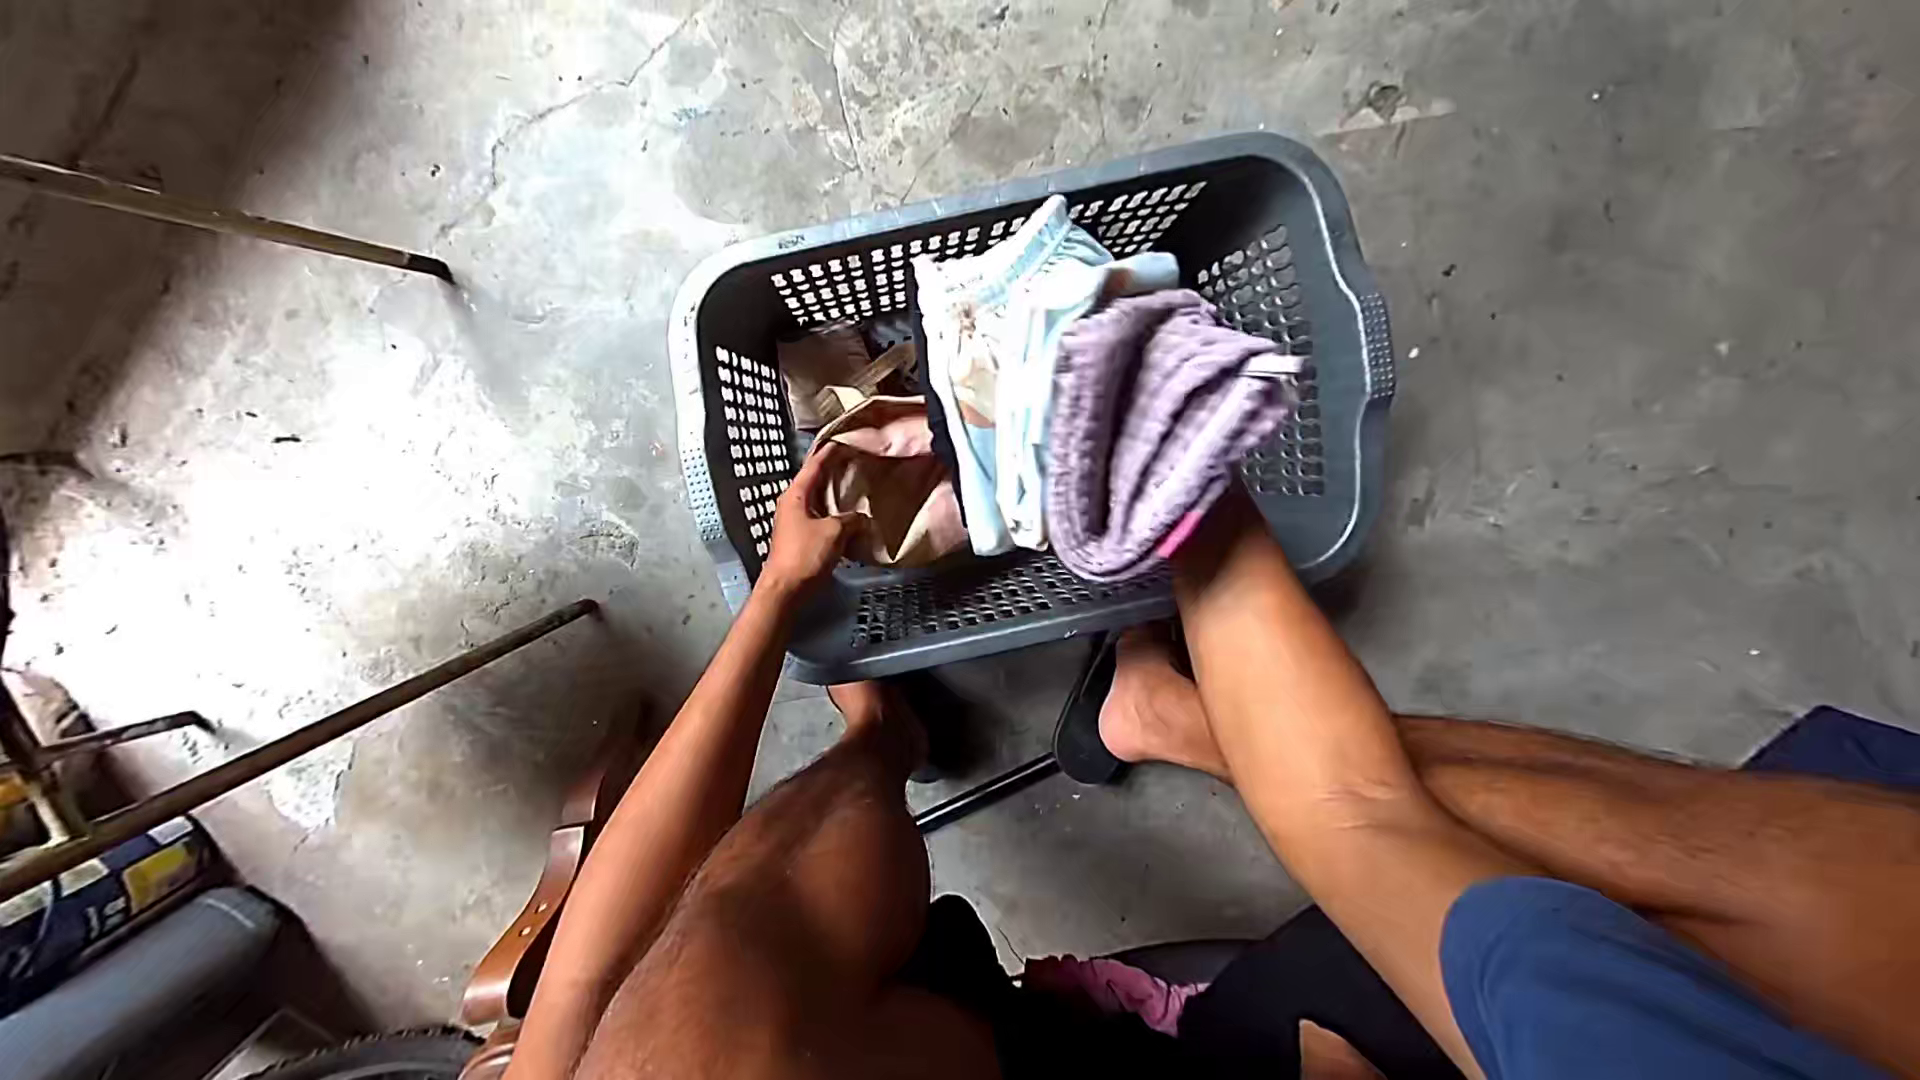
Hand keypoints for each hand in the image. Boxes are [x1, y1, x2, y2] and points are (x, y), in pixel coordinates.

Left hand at [760, 441, 862, 594]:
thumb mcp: (834, 531)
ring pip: (820, 503)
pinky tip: (852, 521)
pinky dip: (837, 518)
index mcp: (795, 495)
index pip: (813, 466)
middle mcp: (793, 505)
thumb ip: (852, 519)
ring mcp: (796, 523)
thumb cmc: (805, 555)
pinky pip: (823, 521)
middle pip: (816, 482)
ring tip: (857, 489)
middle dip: (834, 473)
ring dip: (836, 497)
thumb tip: (862, 518)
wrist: (786, 589)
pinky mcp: (802, 540)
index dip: (828, 452)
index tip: (842, 440)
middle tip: (855, 463)